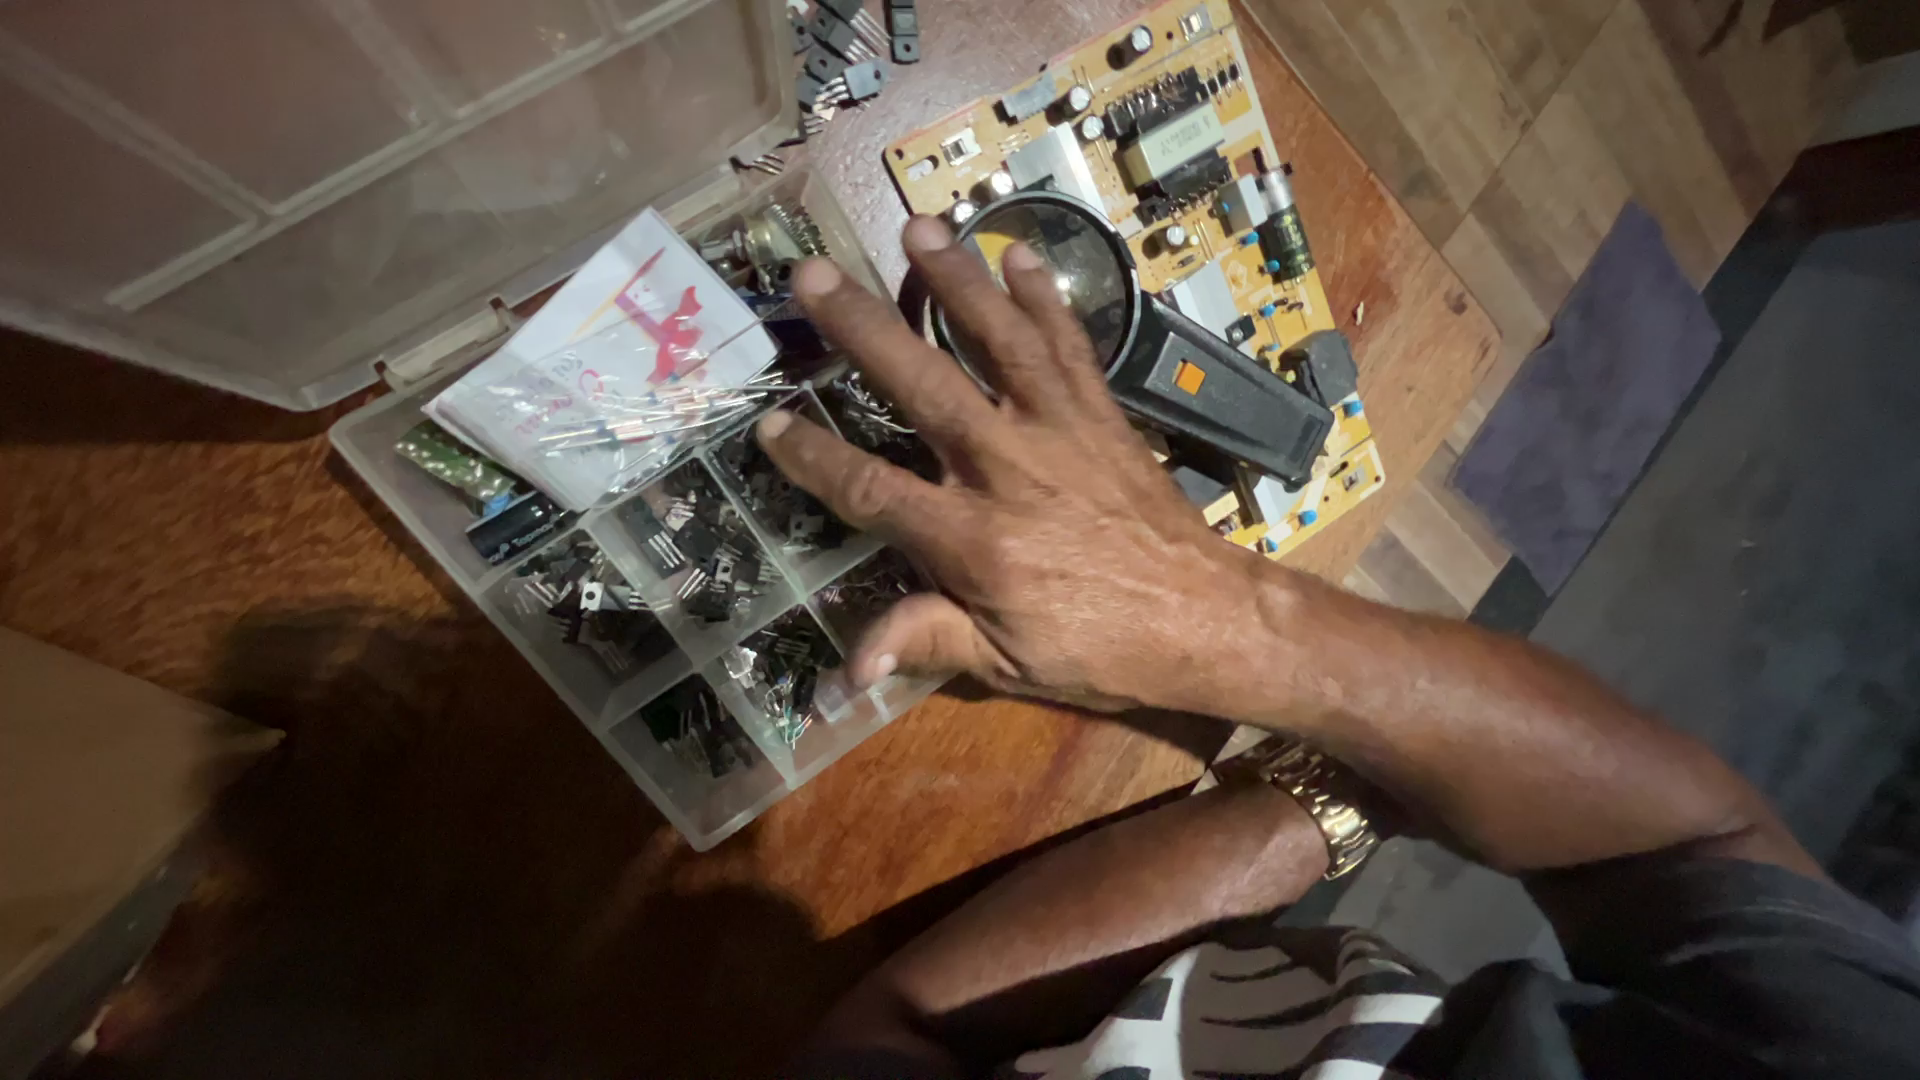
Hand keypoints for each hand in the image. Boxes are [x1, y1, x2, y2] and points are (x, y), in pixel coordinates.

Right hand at [756, 216, 1266, 713]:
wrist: (1201, 621)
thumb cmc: (1099, 650)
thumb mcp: (1005, 661)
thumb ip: (925, 641)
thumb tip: (847, 667)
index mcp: (971, 540)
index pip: (869, 490)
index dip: (812, 458)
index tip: (768, 424)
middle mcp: (1005, 468)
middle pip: (922, 386)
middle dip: (863, 329)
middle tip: (814, 274)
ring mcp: (1057, 431)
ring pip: (997, 341)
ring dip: (954, 280)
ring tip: (916, 228)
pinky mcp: (1099, 417)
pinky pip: (1068, 346)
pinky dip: (1044, 298)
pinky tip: (1021, 253)